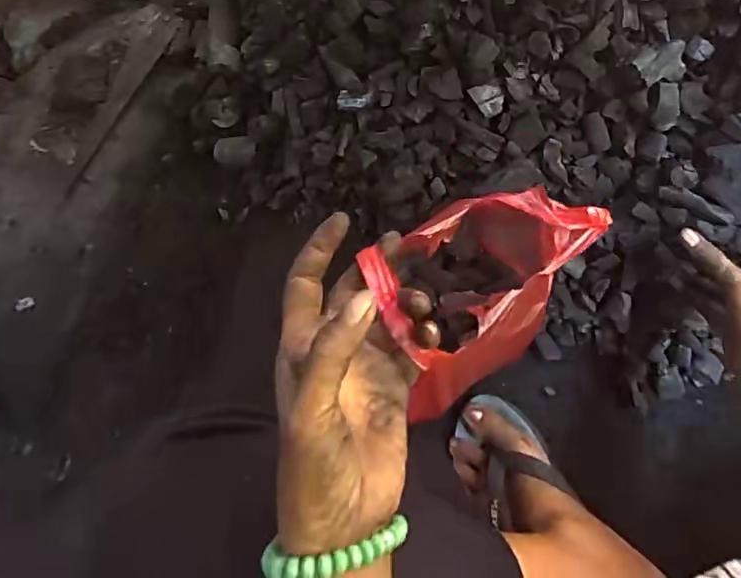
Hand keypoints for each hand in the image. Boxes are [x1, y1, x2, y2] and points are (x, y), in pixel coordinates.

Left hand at [275, 214, 436, 555]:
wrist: (343, 520)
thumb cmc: (311, 460)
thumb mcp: (311, 404)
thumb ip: (334, 349)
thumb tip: (359, 298)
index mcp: (304, 344)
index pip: (305, 282)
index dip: (319, 249)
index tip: (343, 219)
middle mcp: (335, 346)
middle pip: (355, 291)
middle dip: (377, 266)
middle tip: (406, 245)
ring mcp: (366, 365)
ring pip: (387, 315)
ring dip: (406, 301)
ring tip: (423, 302)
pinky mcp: (394, 387)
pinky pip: (411, 347)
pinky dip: (424, 333)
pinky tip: (436, 330)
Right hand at [679, 228, 740, 389]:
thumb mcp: (738, 284)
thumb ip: (712, 260)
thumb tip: (686, 232)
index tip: (722, 226)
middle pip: (737, 265)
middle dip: (713, 254)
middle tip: (686, 238)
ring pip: (718, 284)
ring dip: (698, 273)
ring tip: (672, 256)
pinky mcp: (728, 324)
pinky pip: (707, 302)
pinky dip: (692, 293)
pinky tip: (674, 281)